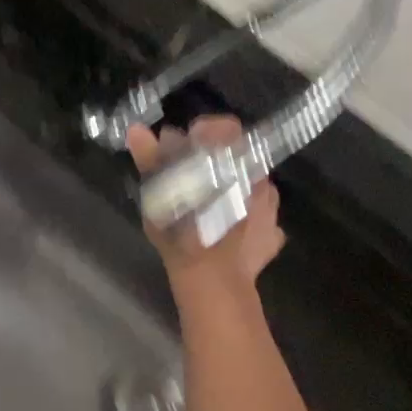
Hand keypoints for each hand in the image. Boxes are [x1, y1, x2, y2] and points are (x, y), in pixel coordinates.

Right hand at [126, 116, 284, 284]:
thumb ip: (151, 159)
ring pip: (247, 187)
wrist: (213, 281)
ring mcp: (271, 210)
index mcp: (234, 164)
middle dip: (213, 164)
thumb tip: (137, 129)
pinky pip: (257, 216)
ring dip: (228, 189)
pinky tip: (223, 230)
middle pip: (236, 159)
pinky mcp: (273, 235)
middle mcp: (259, 180)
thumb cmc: (183, 230)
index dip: (203, 133)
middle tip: (187, 179)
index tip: (183, 146)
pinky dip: (241, 217)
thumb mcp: (157, 192)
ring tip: (204, 205)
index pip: (226, 129)